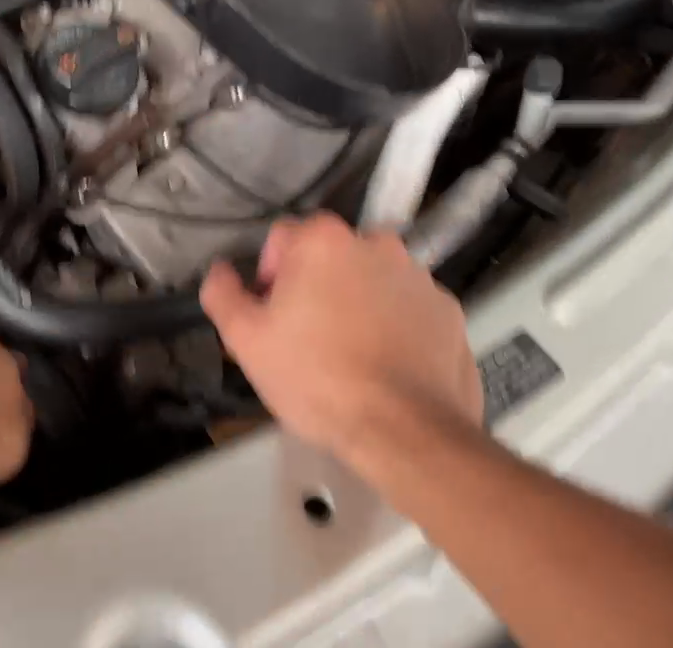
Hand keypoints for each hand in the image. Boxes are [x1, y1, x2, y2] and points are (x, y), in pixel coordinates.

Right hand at [200, 214, 482, 467]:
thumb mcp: (244, 339)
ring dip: (356, 302)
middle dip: (315, 285)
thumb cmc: (316, 378)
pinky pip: (408, 309)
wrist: (406, 433)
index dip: (269, 278)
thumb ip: (222, 292)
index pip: (281, 239)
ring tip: (347, 354)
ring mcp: (420, 278)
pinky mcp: (451, 313)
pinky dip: (394, 326)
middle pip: (329, 256)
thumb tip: (221, 271)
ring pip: (370, 280)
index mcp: (323, 240)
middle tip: (306, 336)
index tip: (274, 317)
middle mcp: (376, 244)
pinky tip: (383, 365)